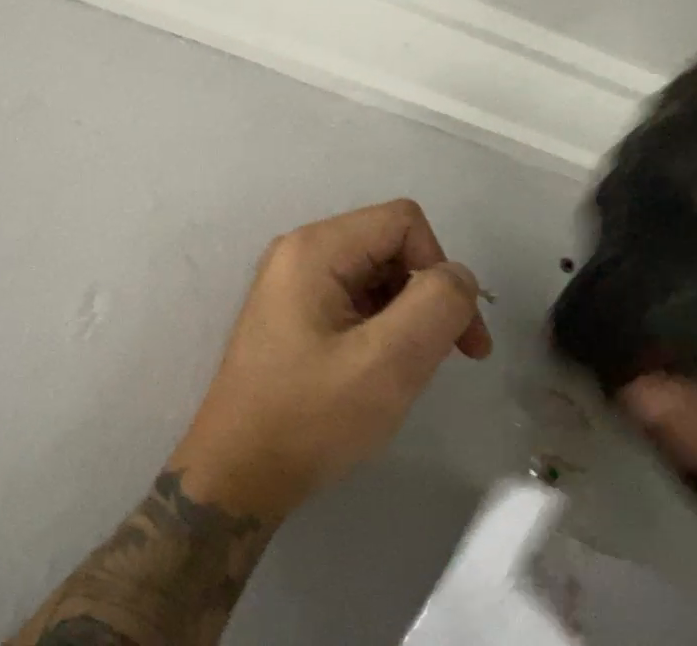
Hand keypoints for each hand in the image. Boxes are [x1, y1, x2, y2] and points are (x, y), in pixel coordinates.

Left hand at [168, 199, 491, 519]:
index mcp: (315, 249)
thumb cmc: (310, 418)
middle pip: (391, 246)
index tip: (457, 332)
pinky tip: (379, 374)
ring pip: (378, 276)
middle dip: (427, 295)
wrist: (238, 474)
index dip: (440, 267)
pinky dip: (383, 330)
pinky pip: (356, 302)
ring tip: (405, 372)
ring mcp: (294, 284)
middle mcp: (301, 253)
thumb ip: (436, 305)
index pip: (404, 222)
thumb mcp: (388, 363)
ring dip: (407, 317)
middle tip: (445, 358)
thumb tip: (458, 277)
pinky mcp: (295, 315)